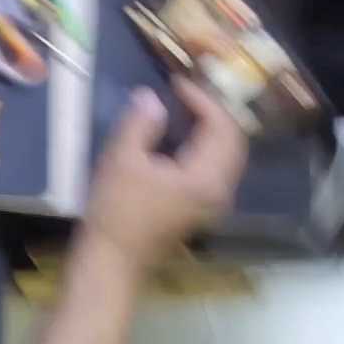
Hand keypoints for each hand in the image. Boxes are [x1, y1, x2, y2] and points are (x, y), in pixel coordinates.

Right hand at [83, 78, 247, 267]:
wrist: (111, 258)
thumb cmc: (116, 211)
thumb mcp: (121, 162)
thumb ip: (140, 126)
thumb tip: (150, 98)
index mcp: (207, 177)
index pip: (222, 127)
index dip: (203, 101)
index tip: (177, 84)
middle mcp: (219, 189)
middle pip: (232, 141)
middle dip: (212, 113)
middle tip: (184, 95)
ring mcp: (211, 201)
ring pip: (224, 156)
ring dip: (209, 130)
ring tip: (182, 112)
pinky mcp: (198, 208)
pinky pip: (211, 168)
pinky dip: (201, 148)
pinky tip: (177, 141)